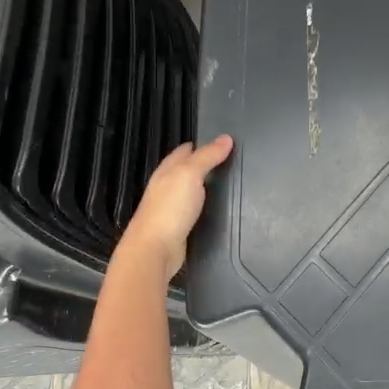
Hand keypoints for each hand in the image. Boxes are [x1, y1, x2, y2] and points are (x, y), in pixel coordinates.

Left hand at [119, 135, 233, 277]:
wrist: (154, 250)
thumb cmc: (170, 208)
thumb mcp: (190, 174)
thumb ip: (207, 156)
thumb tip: (226, 138)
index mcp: (166, 170)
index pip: (185, 151)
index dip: (204, 145)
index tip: (226, 143)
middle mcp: (166, 187)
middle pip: (187, 171)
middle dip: (206, 166)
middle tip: (233, 162)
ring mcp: (170, 208)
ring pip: (192, 191)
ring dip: (207, 187)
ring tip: (231, 183)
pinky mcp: (177, 227)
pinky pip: (195, 210)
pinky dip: (206, 206)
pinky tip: (219, 208)